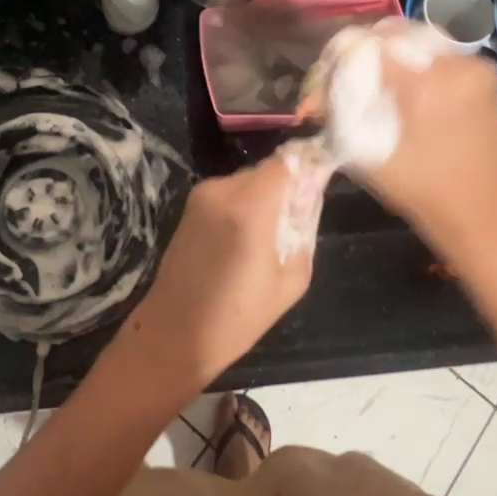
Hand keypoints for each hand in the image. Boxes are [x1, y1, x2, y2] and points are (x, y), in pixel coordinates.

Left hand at [117, 155, 312, 392]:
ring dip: (265, 198)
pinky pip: (230, 194)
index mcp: (250, 207)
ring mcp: (202, 196)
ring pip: (248, 181)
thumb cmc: (238, 317)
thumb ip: (305, 227)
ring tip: (271, 237)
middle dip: (287, 186)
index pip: (287, 161)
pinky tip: (246, 241)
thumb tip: (311, 195)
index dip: (308, 165)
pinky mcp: (190, 206)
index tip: (321, 180)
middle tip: (299, 218)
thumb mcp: (292, 278)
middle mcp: (223, 190)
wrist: (175, 333)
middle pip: (267, 170)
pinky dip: (244, 207)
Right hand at [338, 45, 496, 266]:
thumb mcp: (366, 156)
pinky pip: (440, 54)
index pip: (371, 44)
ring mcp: (475, 66)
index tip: (329, 73)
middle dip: (366, 52)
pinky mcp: (484, 74)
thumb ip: (339, 113)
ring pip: (418, 40)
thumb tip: (319, 88)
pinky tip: (406, 88)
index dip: (343, 55)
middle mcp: (455, 65)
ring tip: (376, 81)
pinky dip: (417, 64)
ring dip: (392, 56)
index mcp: (427, 85)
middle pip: (395, 35)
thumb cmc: (421, 191)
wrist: (483, 213)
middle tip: (347, 77)